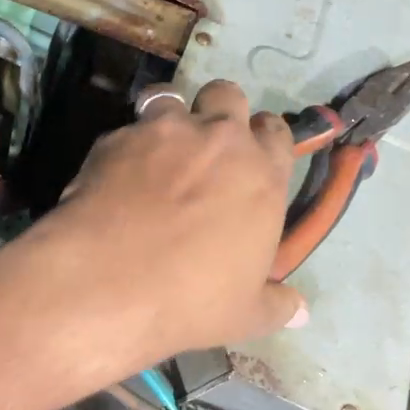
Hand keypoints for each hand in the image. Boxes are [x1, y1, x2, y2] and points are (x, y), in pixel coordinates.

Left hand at [17, 79, 304, 373]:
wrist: (108, 282)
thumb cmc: (191, 300)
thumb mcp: (244, 315)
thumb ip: (275, 305)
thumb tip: (301, 313)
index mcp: (261, 174)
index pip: (275, 131)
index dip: (263, 140)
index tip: (250, 158)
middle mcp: (217, 140)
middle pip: (227, 94)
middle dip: (218, 111)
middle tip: (203, 145)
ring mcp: (162, 133)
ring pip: (169, 97)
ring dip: (166, 117)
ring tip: (153, 150)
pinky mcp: (113, 140)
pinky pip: (123, 132)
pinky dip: (122, 149)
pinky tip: (112, 179)